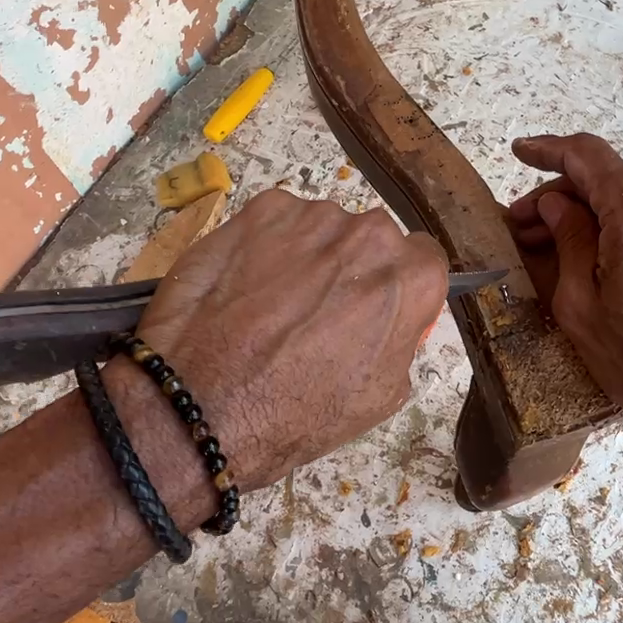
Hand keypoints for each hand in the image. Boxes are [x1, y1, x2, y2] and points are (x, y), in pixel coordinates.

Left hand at [129, 190, 448, 490]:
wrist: (198, 406)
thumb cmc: (296, 414)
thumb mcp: (381, 396)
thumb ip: (403, 337)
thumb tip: (394, 315)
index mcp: (409, 278)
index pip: (424, 257)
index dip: (400, 283)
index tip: (376, 303)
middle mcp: (370, 233)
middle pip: (373, 239)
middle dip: (355, 267)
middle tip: (319, 310)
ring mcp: (313, 215)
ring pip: (325, 227)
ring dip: (311, 253)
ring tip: (274, 302)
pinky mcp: (262, 209)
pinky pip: (281, 221)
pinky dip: (269, 244)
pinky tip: (246, 285)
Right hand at [505, 134, 622, 434]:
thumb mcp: (582, 307)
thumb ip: (568, 241)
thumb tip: (557, 205)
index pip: (587, 156)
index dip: (547, 149)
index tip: (520, 152)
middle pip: (609, 183)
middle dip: (562, 199)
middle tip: (525, 229)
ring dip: (593, 219)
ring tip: (556, 250)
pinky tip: (603, 263)